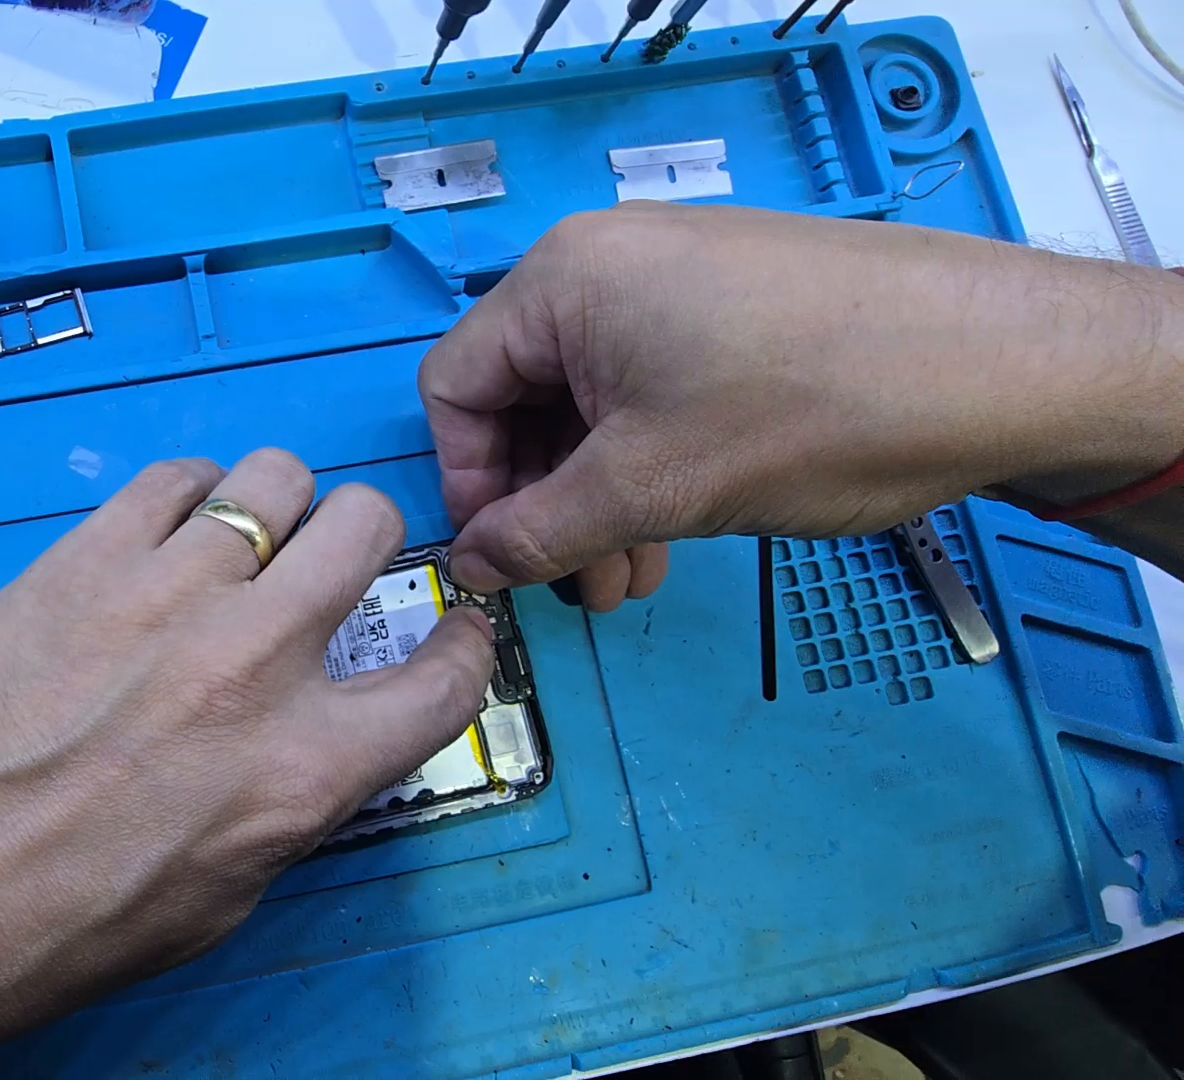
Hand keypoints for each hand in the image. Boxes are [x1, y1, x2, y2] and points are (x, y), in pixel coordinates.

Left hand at [0, 451, 494, 1078]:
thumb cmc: (73, 921)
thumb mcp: (230, 891)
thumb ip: (300, 793)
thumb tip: (327, 730)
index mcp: (308, 764)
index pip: (446, 678)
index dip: (463, 646)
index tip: (449, 633)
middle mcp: (257, 657)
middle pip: (366, 524)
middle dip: (366, 537)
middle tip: (330, 563)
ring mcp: (169, 590)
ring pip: (273, 477)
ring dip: (275, 507)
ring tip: (238, 541)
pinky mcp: (87, 555)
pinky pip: (176, 475)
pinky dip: (190, 495)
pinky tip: (166, 531)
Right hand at [420, 202, 1183, 594]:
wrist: (1032, 366)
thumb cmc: (810, 411)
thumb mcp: (647, 487)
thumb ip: (535, 534)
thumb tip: (467, 568)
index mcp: (558, 283)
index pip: (454, 388)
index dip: (466, 478)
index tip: (500, 549)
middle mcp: (596, 272)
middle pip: (517, 407)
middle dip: (540, 506)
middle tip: (573, 582)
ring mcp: (659, 291)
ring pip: (579, 417)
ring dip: (589, 505)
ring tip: (625, 578)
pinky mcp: (711, 317)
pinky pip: (633, 403)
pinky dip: (633, 474)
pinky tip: (660, 539)